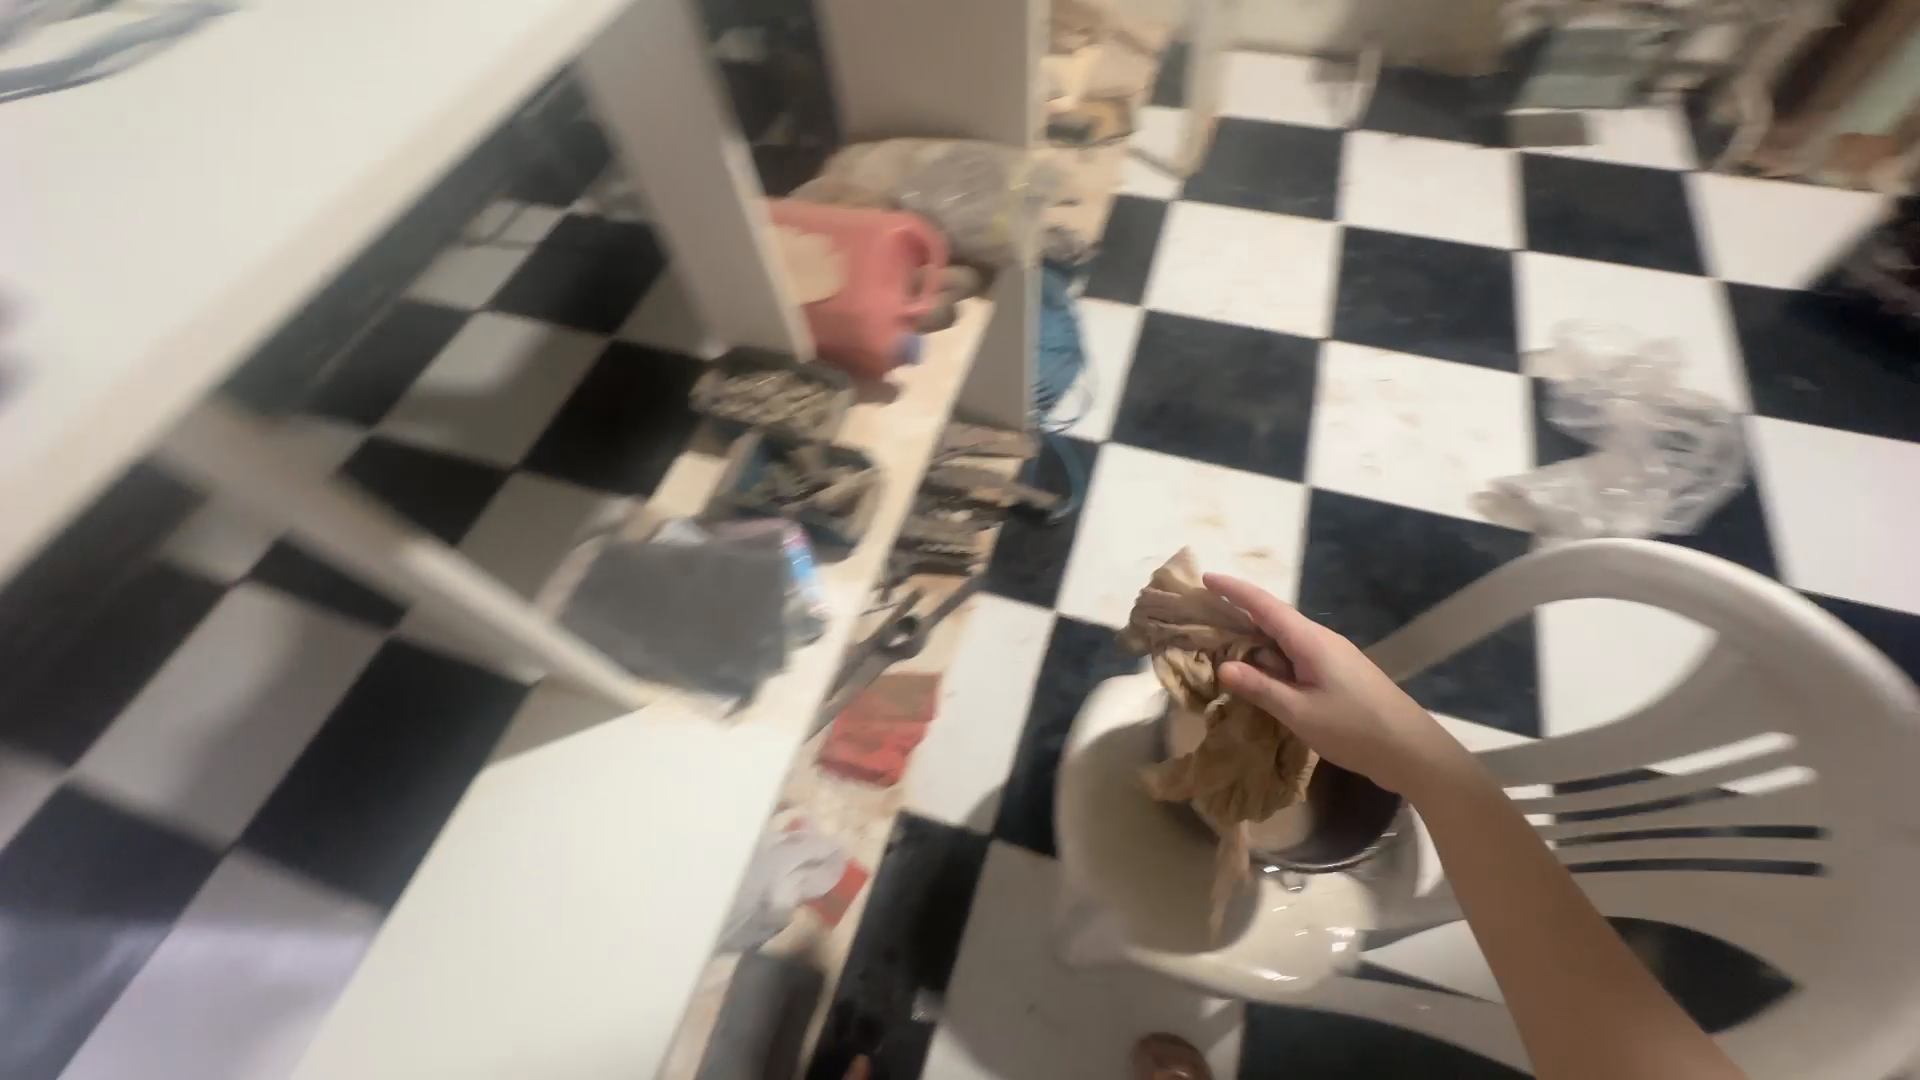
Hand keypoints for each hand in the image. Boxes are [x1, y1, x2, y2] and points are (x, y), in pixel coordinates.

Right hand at [1205, 574, 1476, 800]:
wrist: (1414, 752)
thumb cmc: (1355, 729)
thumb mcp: (1300, 712)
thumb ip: (1260, 687)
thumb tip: (1223, 666)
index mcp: (1309, 641)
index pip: (1264, 605)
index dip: (1234, 590)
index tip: (1205, 577)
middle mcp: (1320, 640)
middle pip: (1272, 617)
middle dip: (1237, 612)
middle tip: (1202, 615)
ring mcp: (1331, 656)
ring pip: (1283, 637)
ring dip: (1253, 637)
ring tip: (1220, 643)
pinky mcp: (1337, 673)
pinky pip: (1294, 654)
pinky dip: (1270, 656)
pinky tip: (1258, 671)